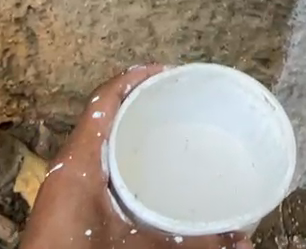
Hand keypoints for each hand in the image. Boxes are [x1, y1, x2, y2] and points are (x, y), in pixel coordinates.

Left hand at [23, 65, 249, 248]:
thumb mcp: (143, 247)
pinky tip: (141, 176)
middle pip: (102, 117)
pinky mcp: (65, 209)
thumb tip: (242, 239)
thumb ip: (194, 243)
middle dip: (138, 105)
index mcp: (78, 160)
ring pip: (98, 144)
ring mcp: (63, 187)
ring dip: (127, 133)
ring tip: (163, 132)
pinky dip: (118, 161)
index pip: (104, 99)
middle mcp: (67, 166)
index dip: (135, 78)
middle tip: (174, 102)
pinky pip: (94, 168)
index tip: (169, 73)